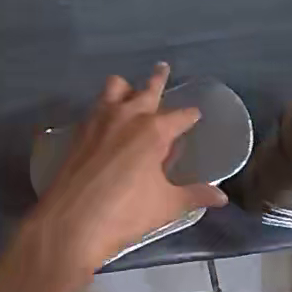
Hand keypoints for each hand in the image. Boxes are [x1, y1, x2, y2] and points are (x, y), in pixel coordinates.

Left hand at [14, 63, 227, 284]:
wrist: (70, 224)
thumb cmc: (125, 214)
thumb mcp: (166, 206)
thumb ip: (194, 196)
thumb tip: (221, 198)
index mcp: (154, 131)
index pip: (180, 117)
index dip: (190, 116)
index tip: (195, 115)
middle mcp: (127, 117)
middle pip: (147, 90)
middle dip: (158, 80)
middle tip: (163, 68)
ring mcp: (99, 121)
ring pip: (114, 88)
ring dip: (126, 88)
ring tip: (129, 91)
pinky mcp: (78, 132)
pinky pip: (95, 107)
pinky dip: (104, 106)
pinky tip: (105, 119)